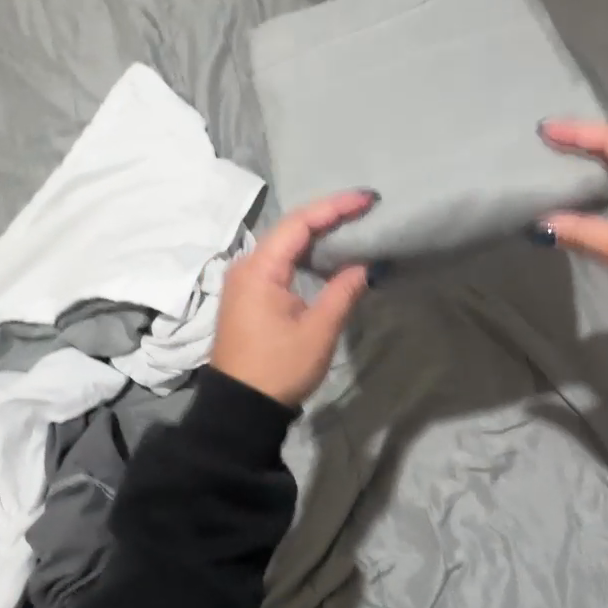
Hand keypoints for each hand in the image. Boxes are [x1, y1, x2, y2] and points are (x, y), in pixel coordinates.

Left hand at [212, 190, 377, 404]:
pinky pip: (281, 260)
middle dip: (329, 214)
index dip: (336, 207)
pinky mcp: (250, 294)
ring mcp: (246, 280)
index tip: (367, 199)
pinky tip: (329, 252)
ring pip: (286, 243)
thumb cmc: (279, 368)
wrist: (239, 408)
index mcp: (260, 269)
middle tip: (366, 207)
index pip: (301, 223)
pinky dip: (307, 251)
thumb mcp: (318, 331)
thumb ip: (343, 292)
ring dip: (318, 231)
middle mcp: (248, 265)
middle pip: (292, 227)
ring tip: (354, 223)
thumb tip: (366, 266)